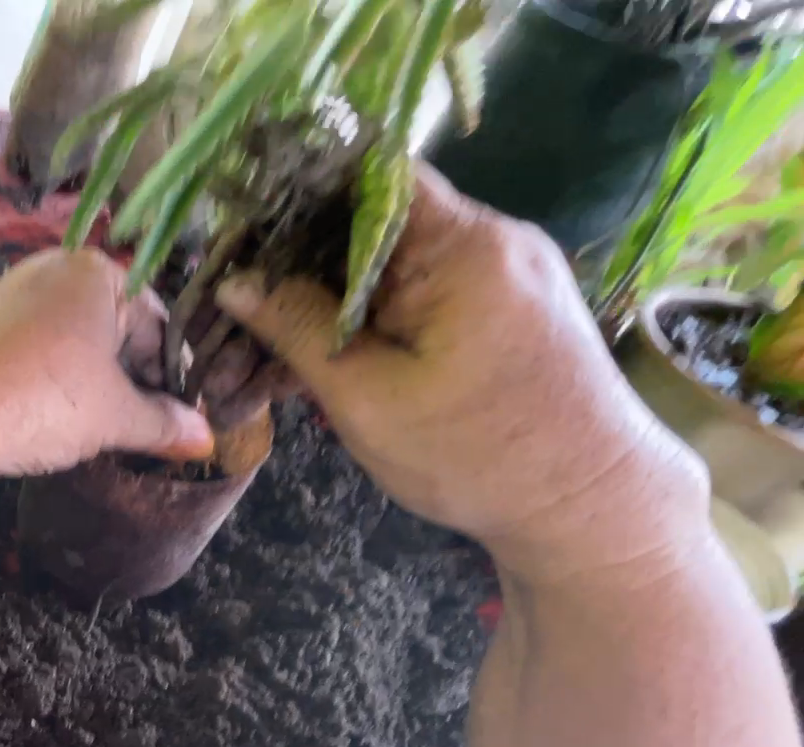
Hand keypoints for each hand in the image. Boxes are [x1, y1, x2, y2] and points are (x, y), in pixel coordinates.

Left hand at [0, 248, 213, 476]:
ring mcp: (2, 294)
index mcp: (98, 277)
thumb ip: (161, 425)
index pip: (154, 324)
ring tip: (83, 384)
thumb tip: (205, 440)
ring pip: (49, 319)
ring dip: (68, 345)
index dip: (167, 372)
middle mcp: (49, 271)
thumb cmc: (49, 404)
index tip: (173, 411)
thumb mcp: (116, 418)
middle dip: (120, 363)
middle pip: (102, 322)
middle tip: (133, 412)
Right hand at [216, 165, 709, 588]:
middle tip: (218, 327)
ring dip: (301, 317)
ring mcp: (482, 282)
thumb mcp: (365, 393)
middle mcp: (479, 246)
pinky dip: (340, 334)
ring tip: (239, 370)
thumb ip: (296, 328)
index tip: (231, 246)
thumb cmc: (474, 451)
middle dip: (279, 279)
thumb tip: (233, 281)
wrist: (585, 508)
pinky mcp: (478, 316)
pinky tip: (288, 374)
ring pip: (366, 279)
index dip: (290, 202)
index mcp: (461, 247)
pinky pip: (392, 308)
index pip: (365, 180)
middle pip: (356, 235)